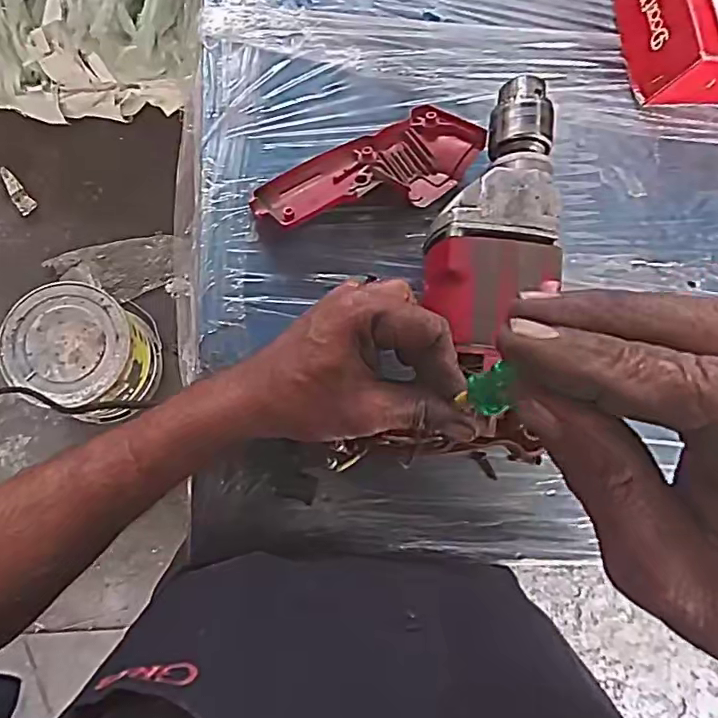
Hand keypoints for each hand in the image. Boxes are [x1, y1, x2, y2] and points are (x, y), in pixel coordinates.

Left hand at [221, 279, 473, 443]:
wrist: (252, 399)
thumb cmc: (302, 401)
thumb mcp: (367, 411)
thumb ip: (420, 411)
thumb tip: (464, 423)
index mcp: (364, 309)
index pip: (429, 327)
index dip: (448, 367)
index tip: (457, 400)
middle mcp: (359, 294)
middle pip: (419, 316)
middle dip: (434, 357)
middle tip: (441, 393)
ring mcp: (348, 301)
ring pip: (404, 317)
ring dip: (417, 350)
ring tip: (423, 385)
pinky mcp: (342, 314)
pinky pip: (385, 321)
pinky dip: (399, 346)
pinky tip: (401, 373)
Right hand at [497, 291, 717, 717]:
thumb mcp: (669, 578)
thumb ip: (606, 478)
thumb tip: (539, 395)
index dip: (613, 363)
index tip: (531, 344)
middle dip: (620, 323)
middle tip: (534, 317)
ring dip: (642, 318)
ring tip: (561, 319)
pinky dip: (677, 333)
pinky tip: (618, 330)